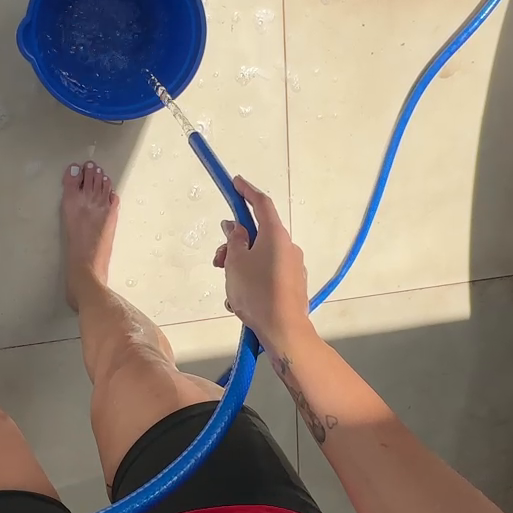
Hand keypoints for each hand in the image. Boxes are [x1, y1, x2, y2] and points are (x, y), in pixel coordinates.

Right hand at [212, 176, 313, 351]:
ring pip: (260, 258)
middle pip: (258, 235)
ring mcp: (293, 267)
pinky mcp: (292, 286)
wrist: (283, 330)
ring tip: (230, 290)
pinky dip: (252, 282)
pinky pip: (267, 276)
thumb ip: (234, 241)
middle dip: (235, 244)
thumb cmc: (257, 292)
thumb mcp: (236, 262)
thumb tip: (234, 226)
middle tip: (219, 260)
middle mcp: (288, 247)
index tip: (235, 183)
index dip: (246, 191)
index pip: (261, 203)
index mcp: (275, 235)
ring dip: (241, 267)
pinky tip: (241, 302)